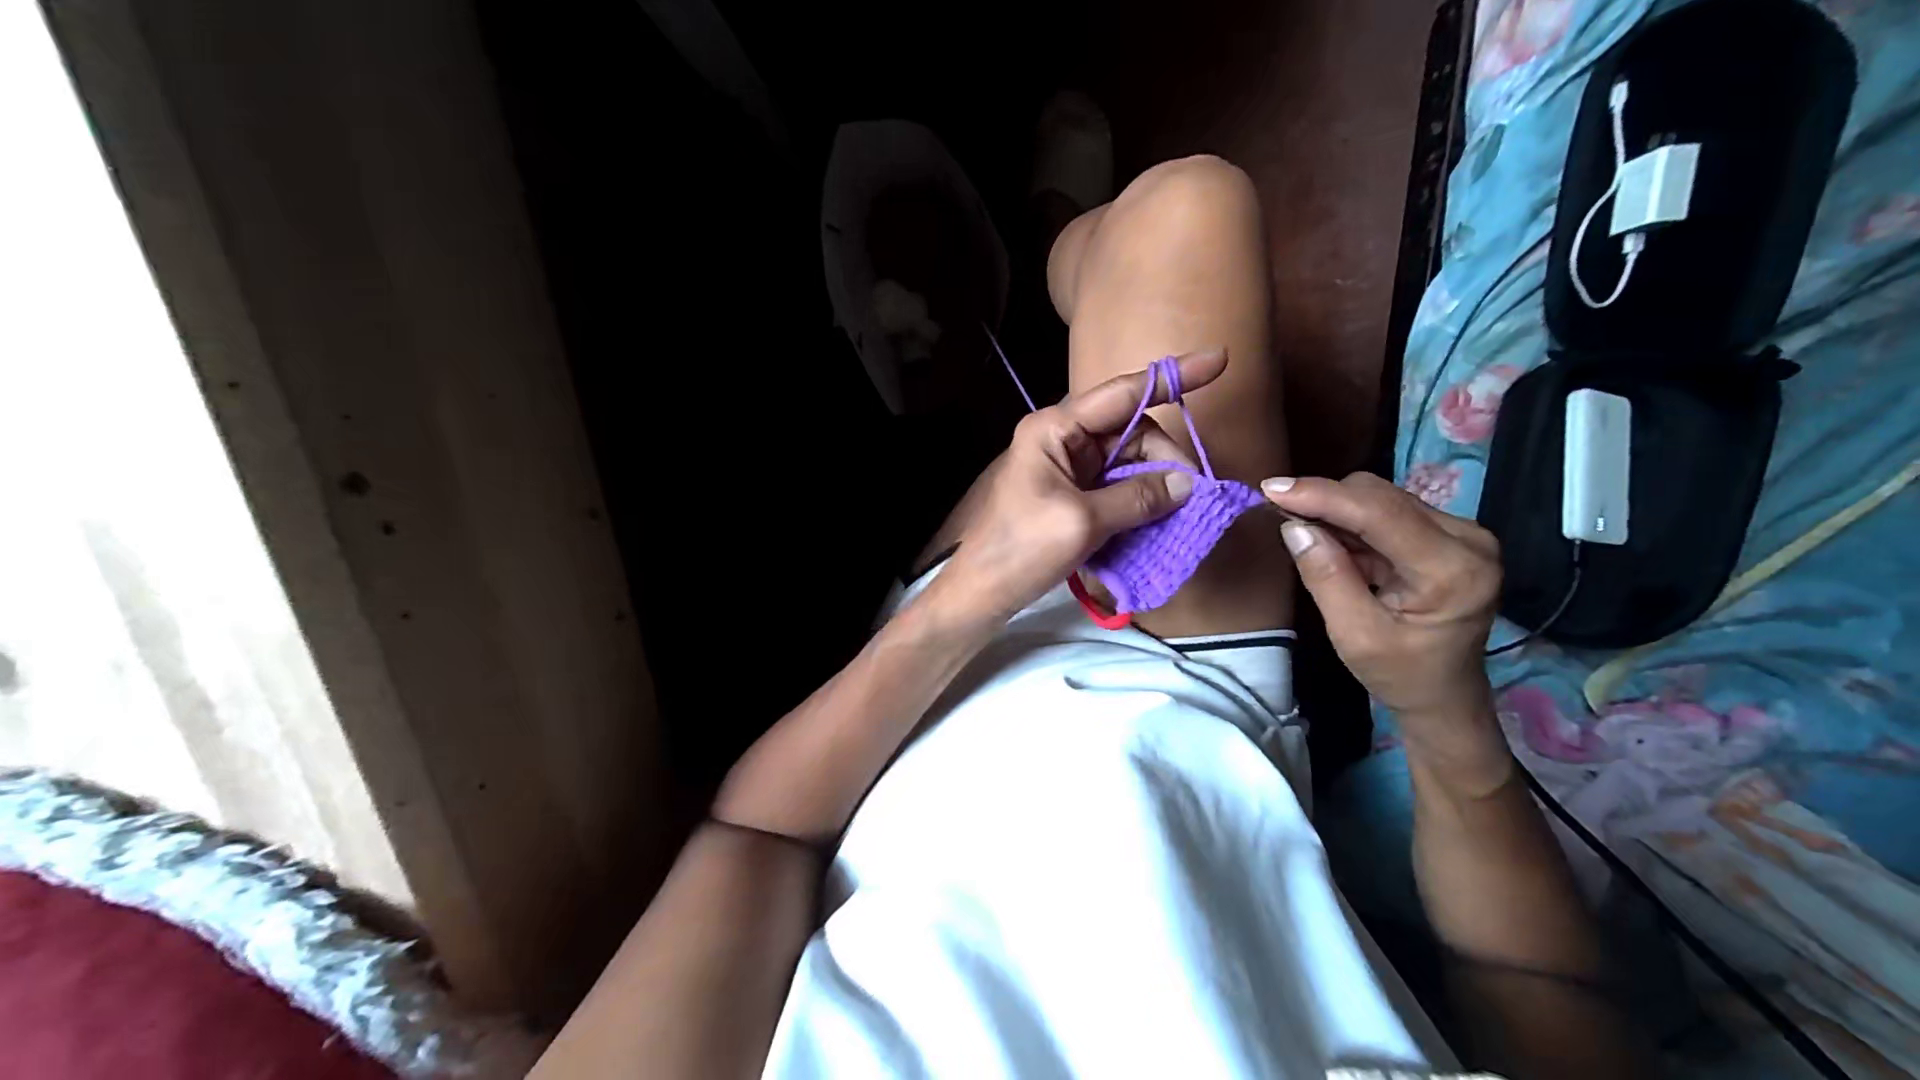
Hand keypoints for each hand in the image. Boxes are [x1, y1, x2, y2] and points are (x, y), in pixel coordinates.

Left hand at [931, 348, 1227, 620]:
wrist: (979, 591)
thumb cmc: (1019, 549)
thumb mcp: (1081, 522)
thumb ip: (1137, 498)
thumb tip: (1186, 484)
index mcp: (1055, 429)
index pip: (1123, 393)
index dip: (1172, 377)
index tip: (1220, 358)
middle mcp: (1062, 440)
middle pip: (1131, 431)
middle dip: (1164, 457)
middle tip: (1189, 497)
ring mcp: (1066, 468)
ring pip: (1128, 462)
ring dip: (1155, 485)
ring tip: (1176, 516)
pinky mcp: (1070, 496)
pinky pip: (1116, 488)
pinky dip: (1138, 502)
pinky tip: (1156, 523)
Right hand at [1261, 473, 1510, 790]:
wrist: (1445, 696)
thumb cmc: (1401, 674)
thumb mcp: (1354, 635)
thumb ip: (1326, 577)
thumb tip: (1294, 526)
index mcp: (1452, 570)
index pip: (1379, 513)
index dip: (1322, 496)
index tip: (1271, 488)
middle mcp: (1468, 539)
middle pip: (1380, 496)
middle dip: (1325, 501)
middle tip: (1280, 515)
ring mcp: (1462, 534)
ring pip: (1381, 498)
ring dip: (1335, 511)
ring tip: (1305, 534)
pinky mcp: (1448, 535)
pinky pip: (1387, 511)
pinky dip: (1350, 522)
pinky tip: (1331, 541)